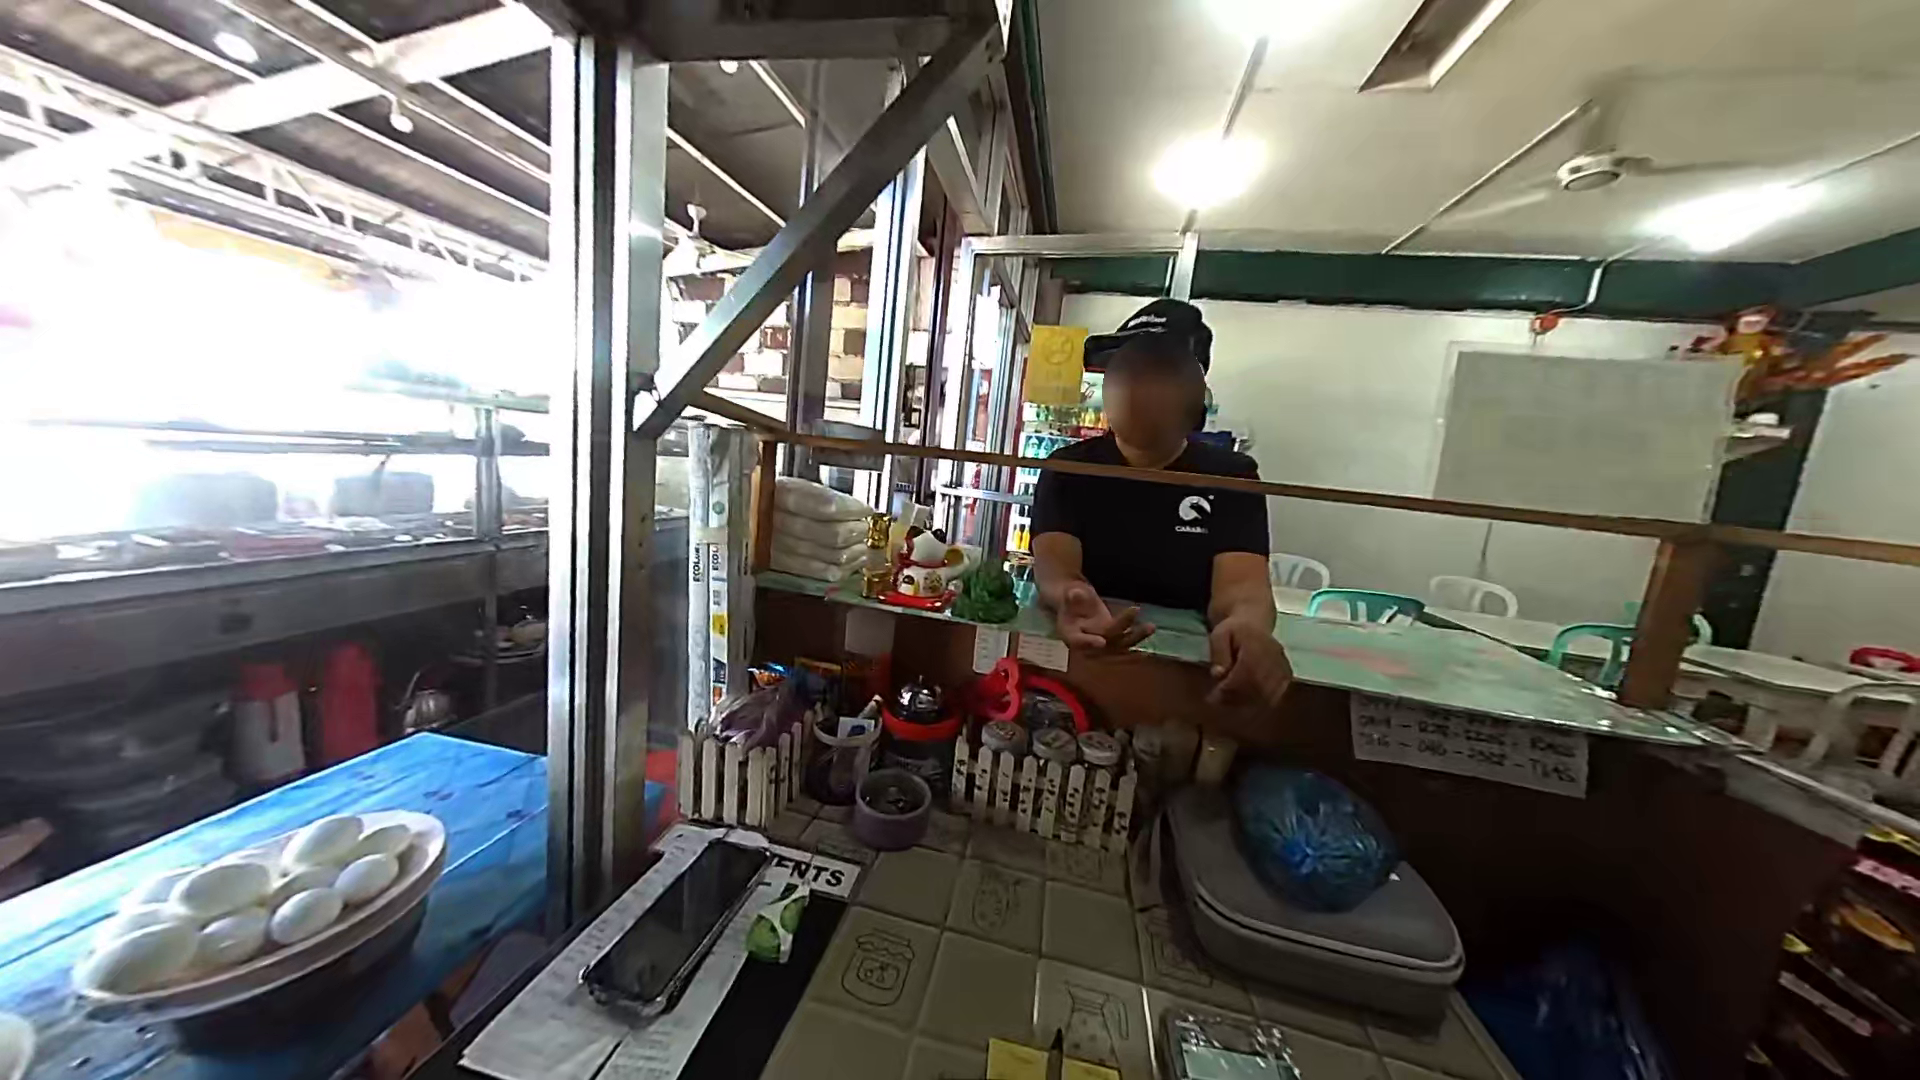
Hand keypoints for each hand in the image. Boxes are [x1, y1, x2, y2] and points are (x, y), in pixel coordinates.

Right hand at [1054, 582, 1155, 652]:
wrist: (1075, 599)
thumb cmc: (1070, 596)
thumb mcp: (1069, 592)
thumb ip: (1073, 596)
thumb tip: (1076, 593)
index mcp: (1069, 634)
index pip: (1078, 641)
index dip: (1089, 643)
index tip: (1102, 642)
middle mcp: (1086, 642)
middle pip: (1104, 643)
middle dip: (1121, 635)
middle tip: (1134, 620)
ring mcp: (1100, 642)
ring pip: (1118, 644)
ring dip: (1134, 637)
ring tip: (1150, 627)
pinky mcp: (1112, 638)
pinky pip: (1125, 640)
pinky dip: (1136, 636)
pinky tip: (1149, 630)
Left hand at [1207, 615, 1292, 707]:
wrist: (1253, 623)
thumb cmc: (1233, 630)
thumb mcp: (1219, 635)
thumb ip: (1219, 653)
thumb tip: (1219, 674)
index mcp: (1256, 644)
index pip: (1247, 672)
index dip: (1231, 688)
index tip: (1214, 696)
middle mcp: (1273, 656)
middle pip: (1258, 685)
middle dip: (1237, 697)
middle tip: (1218, 701)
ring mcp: (1282, 666)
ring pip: (1268, 693)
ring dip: (1247, 702)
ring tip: (1228, 702)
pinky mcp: (1286, 674)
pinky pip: (1277, 694)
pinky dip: (1261, 702)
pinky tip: (1245, 702)